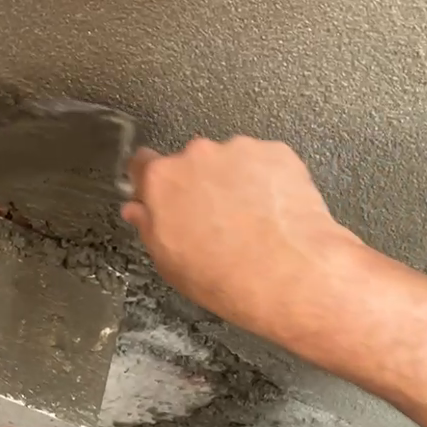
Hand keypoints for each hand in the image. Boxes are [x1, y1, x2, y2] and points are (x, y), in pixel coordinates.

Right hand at [121, 137, 367, 347]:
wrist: (288, 275)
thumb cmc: (225, 276)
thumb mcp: (169, 262)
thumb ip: (148, 226)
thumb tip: (139, 210)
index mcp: (161, 181)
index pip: (142, 164)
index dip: (152, 181)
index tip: (161, 194)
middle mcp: (196, 156)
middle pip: (189, 162)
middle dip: (198, 184)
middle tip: (213, 219)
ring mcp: (237, 150)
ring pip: (228, 160)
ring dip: (233, 180)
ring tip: (249, 219)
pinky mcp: (275, 152)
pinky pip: (263, 161)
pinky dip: (265, 180)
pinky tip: (271, 212)